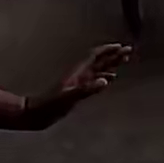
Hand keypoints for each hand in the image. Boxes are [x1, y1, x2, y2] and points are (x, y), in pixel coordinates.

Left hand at [0, 43, 132, 129]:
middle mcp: (80, 75)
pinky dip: (105, 76)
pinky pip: (95, 80)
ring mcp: (79, 82)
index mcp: (78, 73)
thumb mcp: (68, 98)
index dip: (108, 50)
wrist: (35, 115)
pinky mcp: (78, 91)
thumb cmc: (50, 106)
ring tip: (124, 60)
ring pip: (99, 69)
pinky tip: (110, 78)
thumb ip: (87, 89)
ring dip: (111, 64)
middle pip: (100, 61)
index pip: (95, 56)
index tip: (121, 46)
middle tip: (129, 50)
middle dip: (114, 55)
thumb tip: (107, 80)